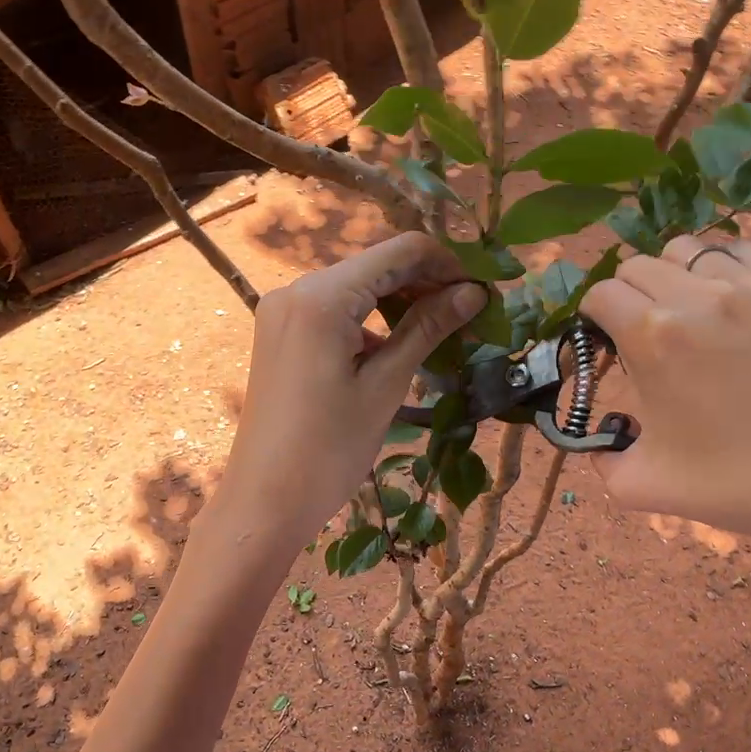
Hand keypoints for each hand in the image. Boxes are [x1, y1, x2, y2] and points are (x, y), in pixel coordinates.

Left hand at [210, 233, 482, 546]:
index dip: (448, 263)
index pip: (400, 251)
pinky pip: (334, 313)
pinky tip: (399, 348)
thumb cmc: (329, 449)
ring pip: (355, 289)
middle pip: (376, 266)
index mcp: (322, 296)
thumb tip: (473, 292)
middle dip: (426, 284)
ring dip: (400, 303)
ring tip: (443, 332)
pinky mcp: (279, 335)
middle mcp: (296, 289)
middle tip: (471, 315)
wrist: (265, 501)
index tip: (485, 290)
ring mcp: (282, 312)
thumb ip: (427, 329)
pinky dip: (369, 323)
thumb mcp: (385, 386)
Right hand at [577, 236, 750, 546]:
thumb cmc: (737, 485)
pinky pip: (739, 254)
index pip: (600, 294)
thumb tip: (598, 436)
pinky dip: (719, 271)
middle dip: (626, 297)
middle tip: (639, 338)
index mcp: (653, 336)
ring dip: (670, 277)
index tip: (604, 350)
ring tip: (682, 317)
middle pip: (637, 266)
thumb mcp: (640, 486)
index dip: (592, 321)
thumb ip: (599, 457)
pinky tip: (726, 309)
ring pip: (686, 250)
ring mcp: (750, 286)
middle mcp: (696, 295)